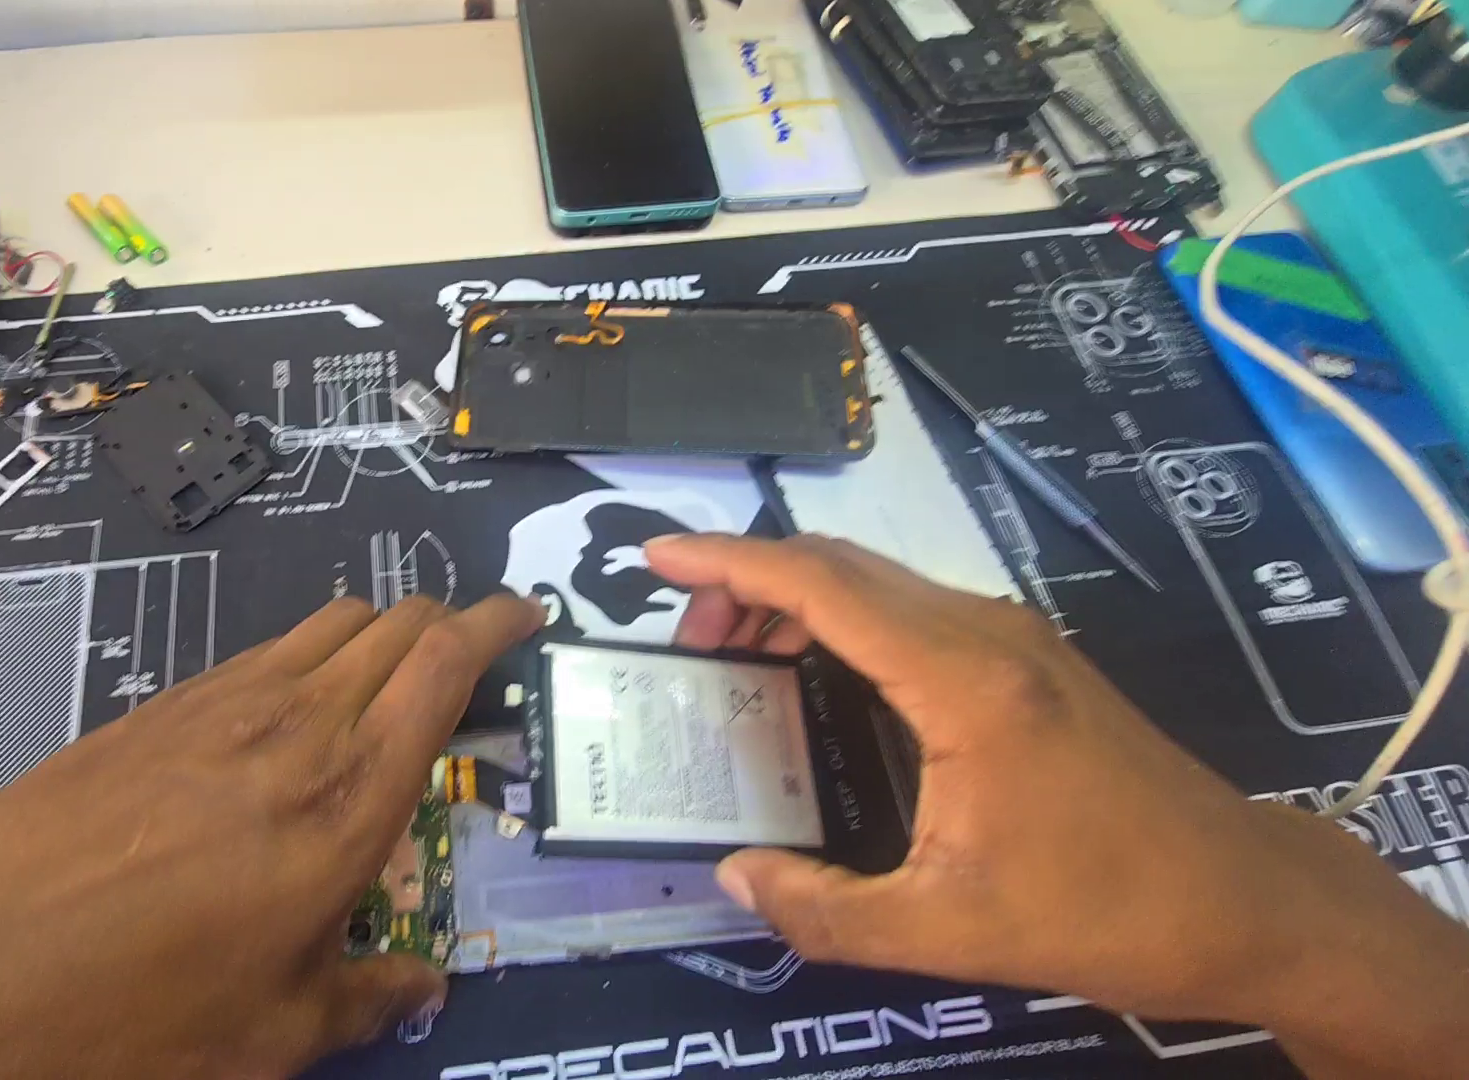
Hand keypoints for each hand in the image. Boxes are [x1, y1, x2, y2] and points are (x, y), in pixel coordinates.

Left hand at [0, 592, 544, 1079]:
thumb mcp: (268, 1037)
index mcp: (351, 801)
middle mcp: (306, 724)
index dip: (497, 622)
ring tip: (391, 681)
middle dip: (451, 624)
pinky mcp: (178, 696)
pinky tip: (303, 705)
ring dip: (387, 632)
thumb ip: (366, 998)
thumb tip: (428, 989)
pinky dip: (321, 650)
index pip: (446, 664)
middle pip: (403, 622)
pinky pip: (280, 642)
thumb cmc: (126, 1018)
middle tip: (468, 664)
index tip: (527, 614)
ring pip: (344, 619)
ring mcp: (236, 697)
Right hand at [648, 534, 1468, 1074]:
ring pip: (862, 575)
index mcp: (960, 678)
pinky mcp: (1007, 647)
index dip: (728, 564)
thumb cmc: (1108, 908)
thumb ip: (830, 913)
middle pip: (832, 564)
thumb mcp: (956, 930)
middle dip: (741, 581)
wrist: (1252, 901)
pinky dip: (826, 611)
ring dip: (782, 594)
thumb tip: (734, 877)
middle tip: (685, 636)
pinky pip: (893, 600)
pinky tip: (804, 660)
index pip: (819, 585)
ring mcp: (998, 630)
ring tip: (730, 648)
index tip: (657, 556)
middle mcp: (977, 628)